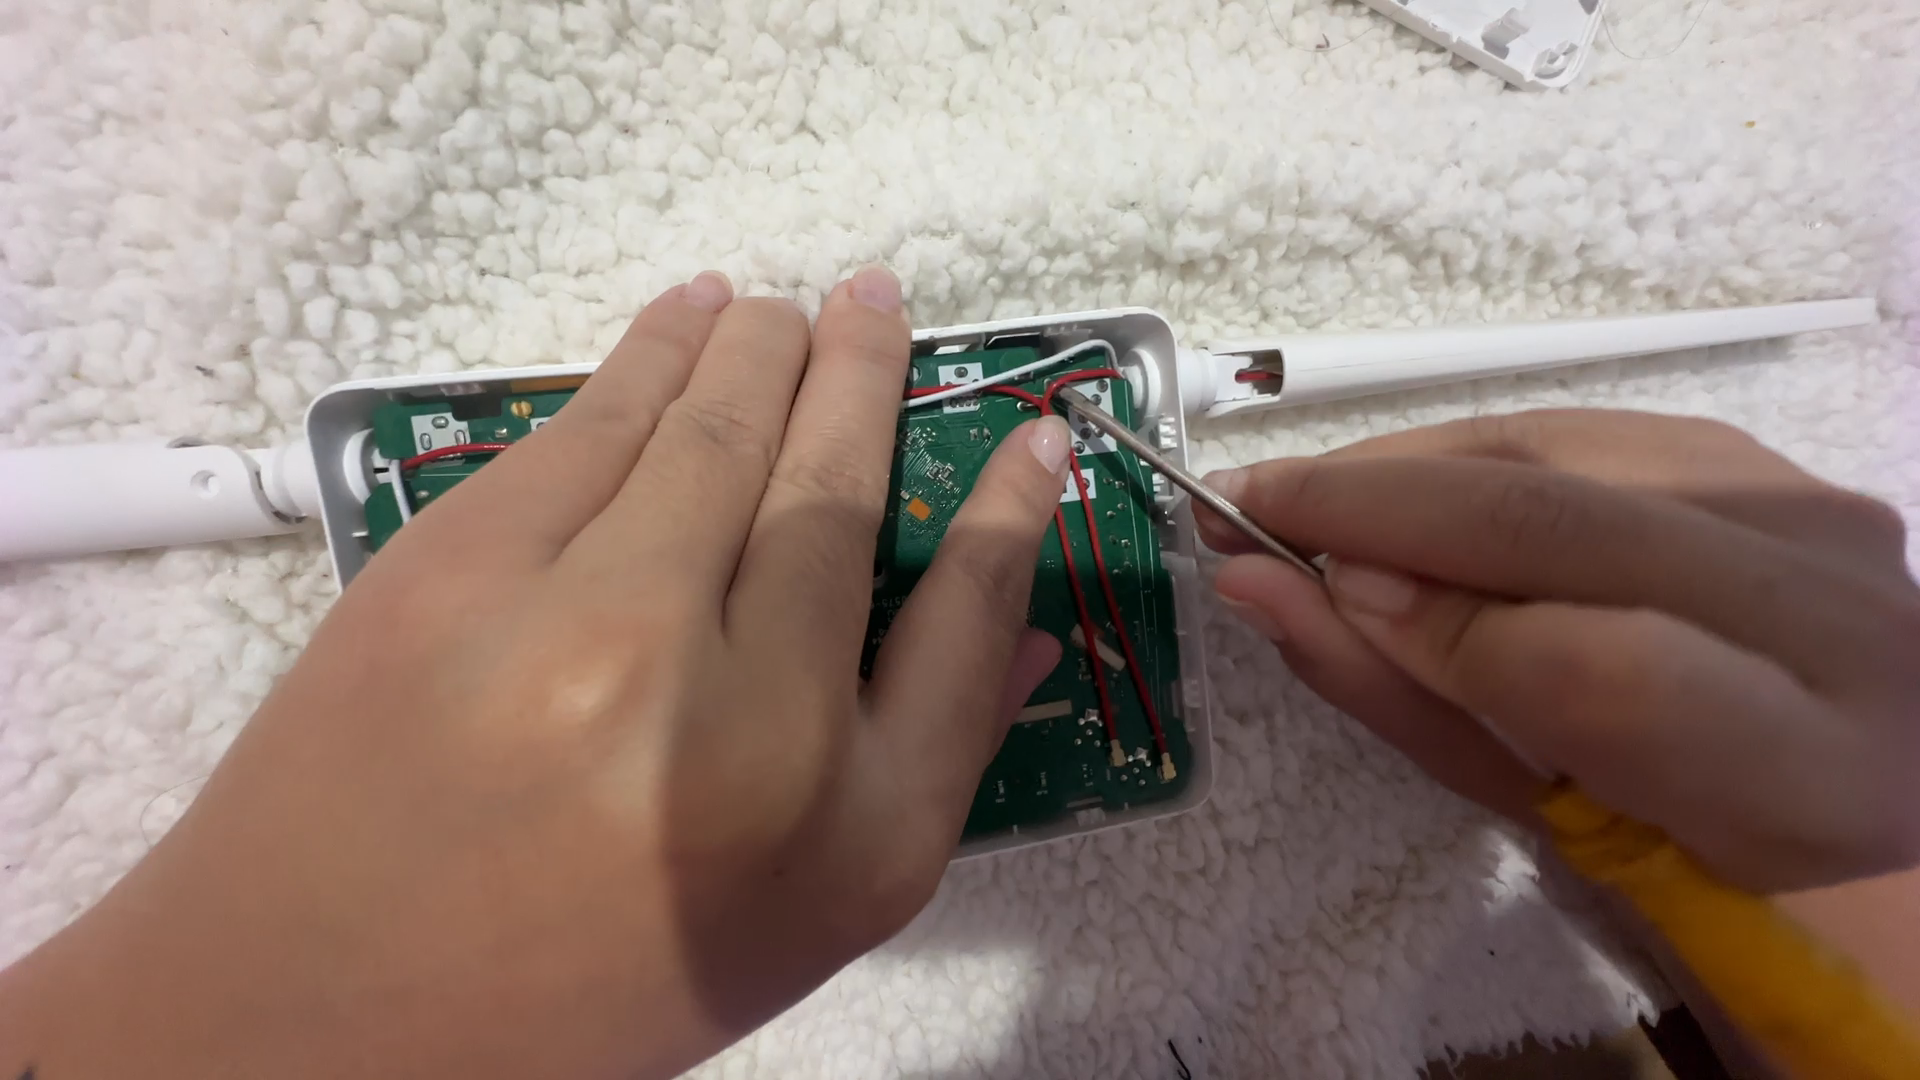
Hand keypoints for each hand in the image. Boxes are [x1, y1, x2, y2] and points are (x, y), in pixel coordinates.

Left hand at [0, 268, 1073, 1078]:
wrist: (336, 1020)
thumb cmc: (628, 965)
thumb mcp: (833, 899)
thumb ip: (942, 749)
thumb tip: (1035, 632)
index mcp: (852, 817)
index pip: (968, 612)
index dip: (1012, 511)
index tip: (1036, 439)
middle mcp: (740, 712)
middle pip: (833, 492)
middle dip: (867, 378)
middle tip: (879, 304)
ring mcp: (585, 630)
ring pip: (713, 433)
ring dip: (765, 345)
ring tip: (792, 305)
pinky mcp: (452, 577)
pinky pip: (591, 429)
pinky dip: (654, 349)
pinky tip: (692, 310)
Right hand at [1201, 409, 1919, 892]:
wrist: (1801, 744)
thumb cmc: (1621, 801)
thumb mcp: (1491, 782)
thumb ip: (1373, 680)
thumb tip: (1249, 581)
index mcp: (1787, 766)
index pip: (1592, 671)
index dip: (1423, 625)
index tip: (1286, 587)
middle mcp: (1827, 610)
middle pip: (1545, 518)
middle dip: (1357, 505)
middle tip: (1233, 511)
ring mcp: (1801, 508)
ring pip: (1537, 449)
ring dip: (1386, 475)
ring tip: (1302, 507)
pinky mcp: (1757, 450)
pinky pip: (1556, 427)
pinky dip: (1443, 456)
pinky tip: (1392, 493)